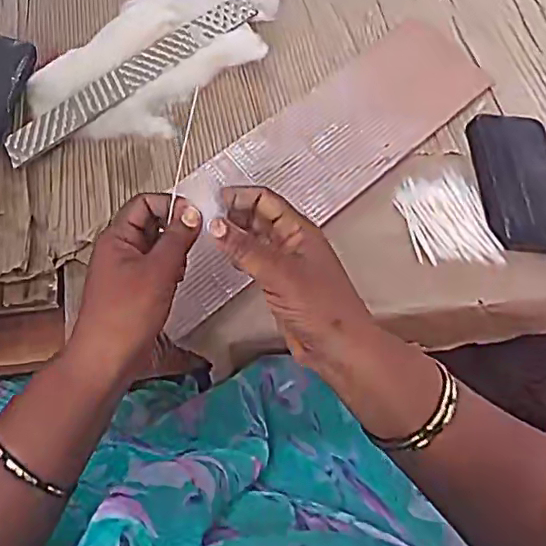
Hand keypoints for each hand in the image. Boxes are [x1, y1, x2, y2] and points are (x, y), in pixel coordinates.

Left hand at [65, 193, 201, 378]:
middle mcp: (118, 249)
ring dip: (173, 252)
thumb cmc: (124, 317)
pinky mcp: (132, 290)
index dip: (169, 204)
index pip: (144, 203)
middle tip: (192, 243)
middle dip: (174, 230)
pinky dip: (169, 271)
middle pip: (150, 223)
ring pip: (155, 247)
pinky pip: (154, 268)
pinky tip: (176, 283)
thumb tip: (191, 213)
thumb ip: (177, 238)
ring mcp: (124, 270)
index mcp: (116, 237)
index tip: (194, 216)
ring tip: (181, 267)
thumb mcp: (158, 271)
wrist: (105, 361)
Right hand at [207, 187, 376, 367]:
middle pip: (258, 216)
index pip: (266, 200)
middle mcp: (292, 242)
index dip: (240, 196)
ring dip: (234, 232)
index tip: (214, 199)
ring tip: (210, 231)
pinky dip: (237, 253)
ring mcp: (285, 263)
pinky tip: (225, 255)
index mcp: (299, 231)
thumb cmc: (322, 309)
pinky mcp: (277, 282)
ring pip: (254, 237)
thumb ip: (245, 248)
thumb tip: (217, 225)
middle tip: (206, 214)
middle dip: (234, 212)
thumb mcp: (280, 273)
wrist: (339, 350)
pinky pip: (253, 259)